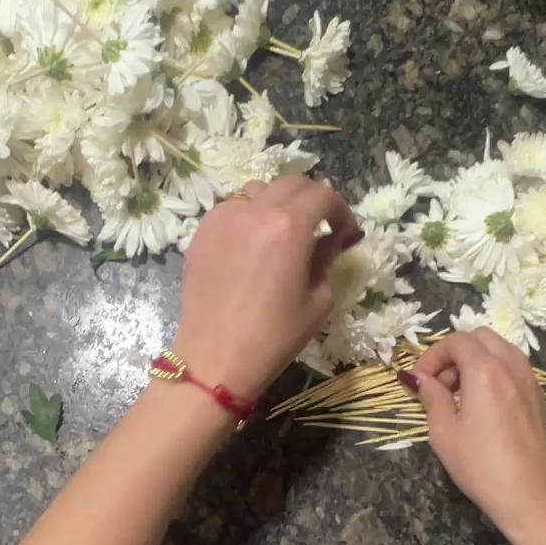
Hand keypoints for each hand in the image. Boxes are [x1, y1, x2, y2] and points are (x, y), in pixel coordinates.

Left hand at [173, 176, 361, 397]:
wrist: (215, 360)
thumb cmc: (274, 338)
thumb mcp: (317, 301)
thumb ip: (327, 259)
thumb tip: (333, 239)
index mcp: (289, 227)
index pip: (323, 195)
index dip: (340, 210)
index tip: (345, 232)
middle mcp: (254, 212)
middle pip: (291, 184)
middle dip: (312, 200)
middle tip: (320, 226)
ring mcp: (222, 219)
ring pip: (257, 190)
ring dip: (278, 202)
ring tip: (283, 231)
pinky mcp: (201, 233)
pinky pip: (230, 208)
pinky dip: (248, 215)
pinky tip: (252, 244)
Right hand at [409, 329, 545, 537]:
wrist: (534, 496)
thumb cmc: (482, 467)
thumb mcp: (444, 433)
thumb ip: (431, 397)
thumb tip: (418, 378)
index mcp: (485, 371)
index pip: (456, 341)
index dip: (432, 356)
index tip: (419, 380)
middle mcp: (512, 367)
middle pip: (480, 338)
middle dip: (455, 353)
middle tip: (439, 385)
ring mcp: (531, 381)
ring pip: (500, 350)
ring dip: (476, 361)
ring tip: (459, 395)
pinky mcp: (540, 397)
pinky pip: (514, 368)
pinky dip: (494, 373)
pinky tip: (482, 406)